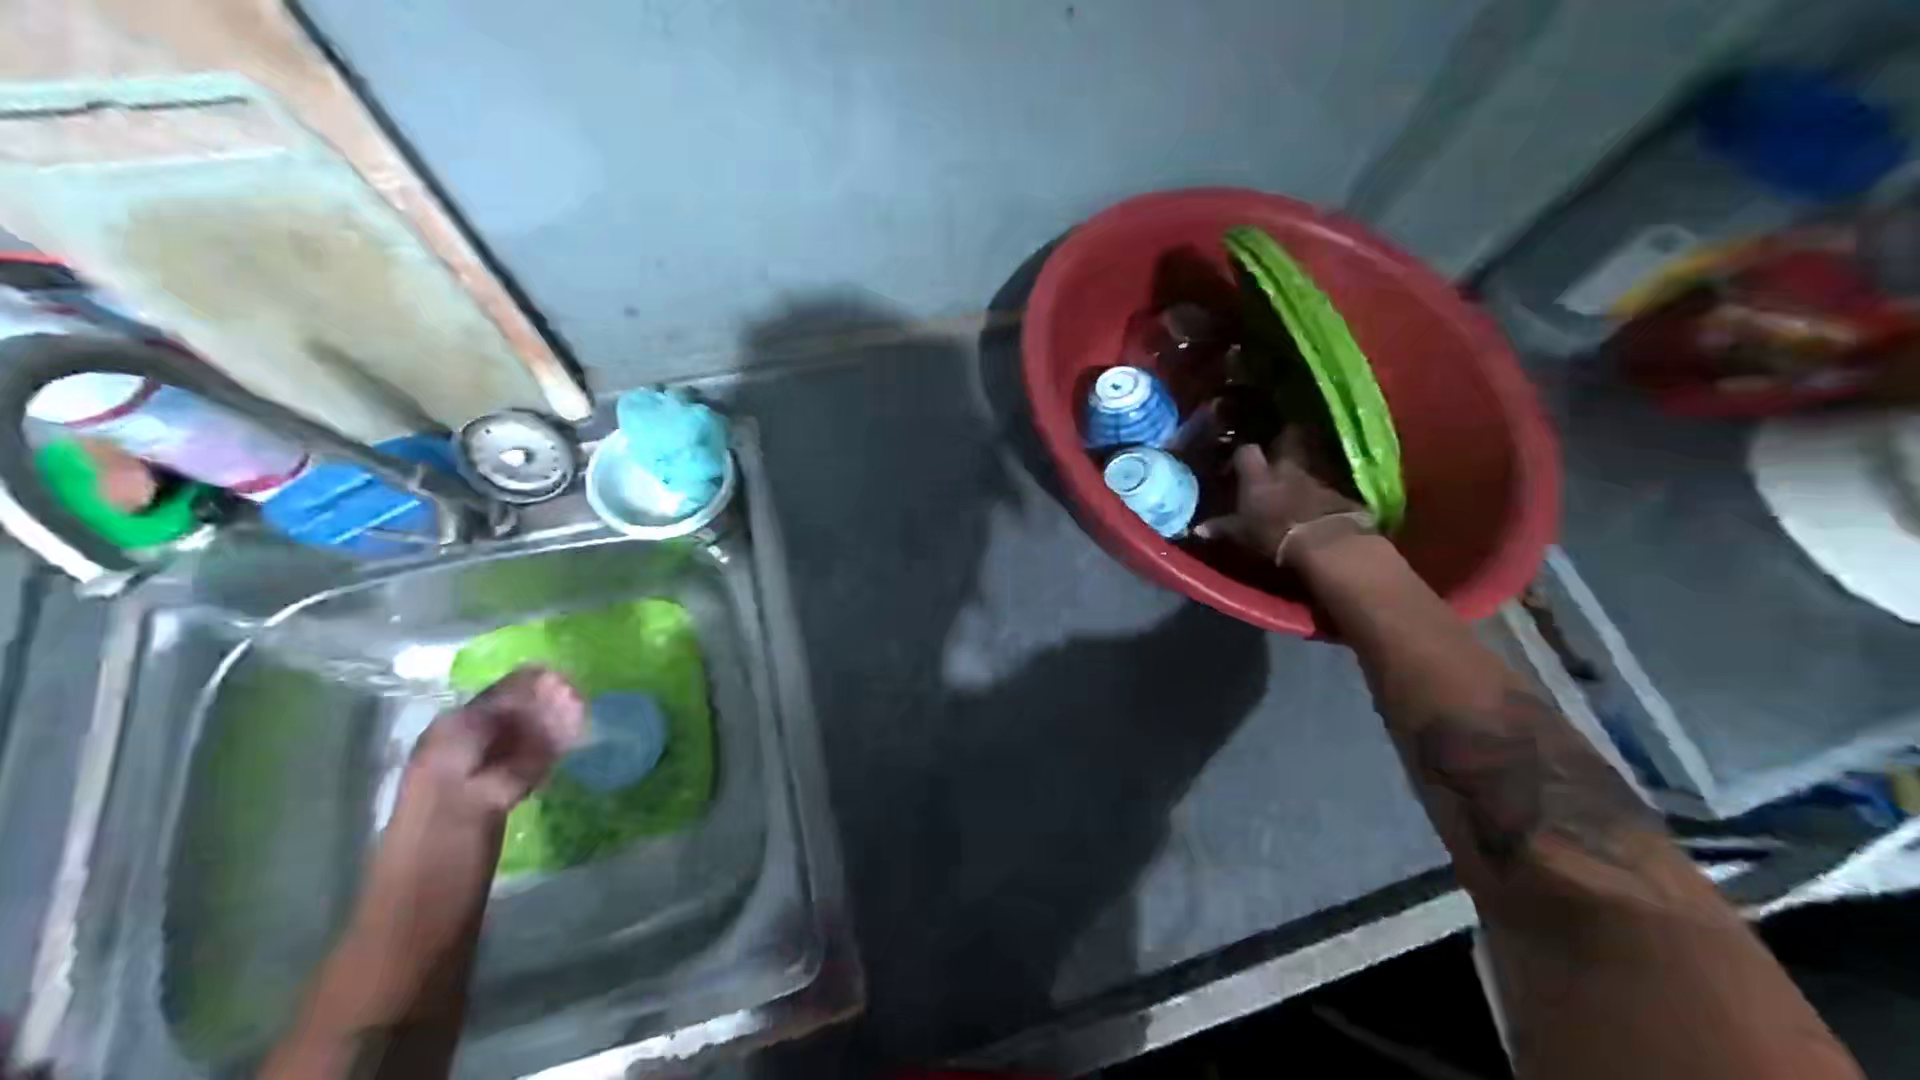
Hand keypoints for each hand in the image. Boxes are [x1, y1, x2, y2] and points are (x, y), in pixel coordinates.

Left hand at [322, 667, 583, 1027]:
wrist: (412, 931)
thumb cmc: (439, 863)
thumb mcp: (475, 805)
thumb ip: (517, 758)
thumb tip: (563, 714)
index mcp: (448, 741)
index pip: (501, 693)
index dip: (541, 685)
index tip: (583, 689)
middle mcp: (454, 750)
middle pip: (508, 709)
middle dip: (550, 701)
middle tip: (591, 706)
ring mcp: (467, 776)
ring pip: (514, 734)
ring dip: (549, 724)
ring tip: (585, 724)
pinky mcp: (481, 802)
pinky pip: (518, 760)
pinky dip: (544, 751)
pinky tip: (564, 757)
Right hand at [1195, 426, 1370, 562]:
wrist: (1323, 543)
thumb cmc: (1273, 534)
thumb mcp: (1241, 534)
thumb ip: (1221, 528)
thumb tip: (1197, 530)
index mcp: (1258, 476)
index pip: (1246, 452)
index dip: (1241, 455)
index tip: (1237, 464)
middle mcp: (1286, 468)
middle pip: (1287, 439)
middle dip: (1282, 440)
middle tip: (1275, 451)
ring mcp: (1315, 476)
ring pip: (1307, 461)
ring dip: (1301, 467)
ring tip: (1294, 479)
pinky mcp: (1337, 490)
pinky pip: (1325, 482)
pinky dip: (1319, 488)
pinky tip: (1314, 500)